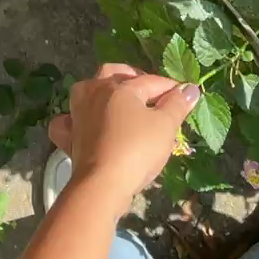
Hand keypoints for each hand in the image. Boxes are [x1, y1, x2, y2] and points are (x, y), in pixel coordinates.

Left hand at [45, 63, 198, 201]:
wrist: (102, 183)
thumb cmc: (137, 150)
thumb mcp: (165, 127)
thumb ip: (178, 105)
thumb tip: (191, 88)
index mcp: (120, 86)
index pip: (151, 81)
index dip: (171, 88)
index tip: (186, 95)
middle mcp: (95, 91)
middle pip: (114, 74)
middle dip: (133, 79)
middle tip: (150, 93)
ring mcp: (77, 112)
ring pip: (87, 90)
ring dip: (101, 91)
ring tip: (117, 102)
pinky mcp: (68, 135)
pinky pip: (67, 121)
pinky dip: (73, 120)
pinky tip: (81, 125)